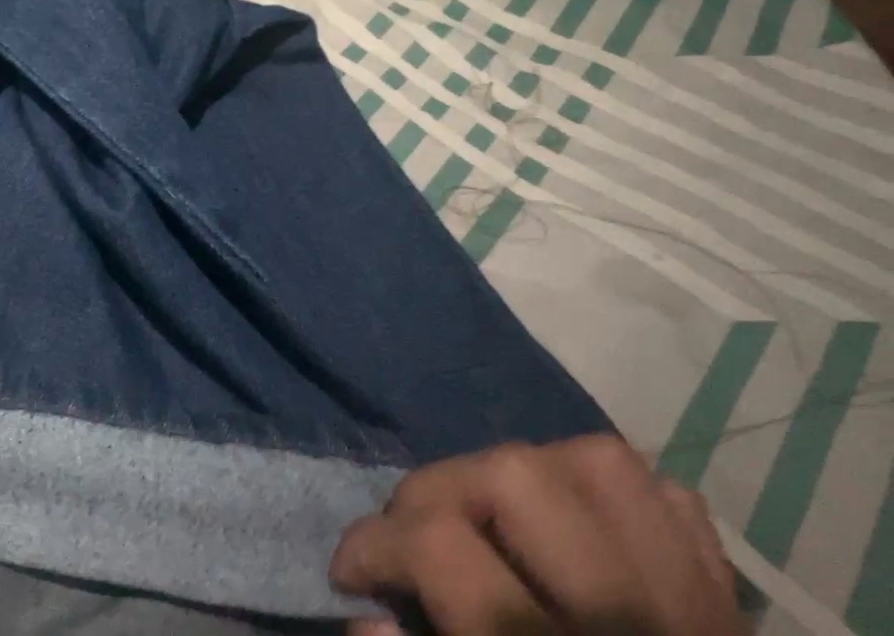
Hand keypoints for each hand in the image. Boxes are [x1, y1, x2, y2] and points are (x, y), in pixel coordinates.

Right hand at [331, 435, 742, 635]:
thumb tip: (364, 613)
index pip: (441, 548)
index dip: (371, 545)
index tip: (351, 575)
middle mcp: (630, 625)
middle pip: (514, 478)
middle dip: (437, 491)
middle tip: (414, 537)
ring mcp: (697, 607)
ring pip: (594, 462)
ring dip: (520, 475)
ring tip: (488, 521)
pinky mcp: (731, 600)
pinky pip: (664, 496)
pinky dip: (603, 496)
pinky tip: (571, 532)